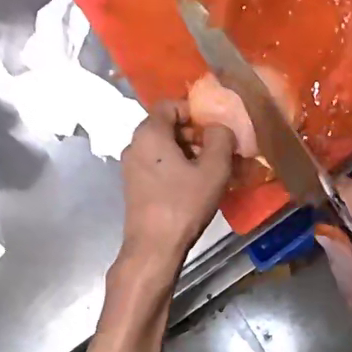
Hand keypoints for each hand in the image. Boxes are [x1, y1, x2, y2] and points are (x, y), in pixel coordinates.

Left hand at [118, 102, 234, 269]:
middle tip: (217, 150)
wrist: (154, 246)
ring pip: (162, 147)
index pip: (170, 104)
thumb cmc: (184, 203)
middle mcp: (134, 144)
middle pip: (166, 125)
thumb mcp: (214, 169)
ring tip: (210, 170)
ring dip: (187, 152)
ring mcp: (131, 166)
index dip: (194, 111)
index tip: (215, 128)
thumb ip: (221, 138)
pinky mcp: (134, 186)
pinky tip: (194, 185)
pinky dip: (176, 167)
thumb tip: (219, 128)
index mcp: (149, 133)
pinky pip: (157, 164)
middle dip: (194, 133)